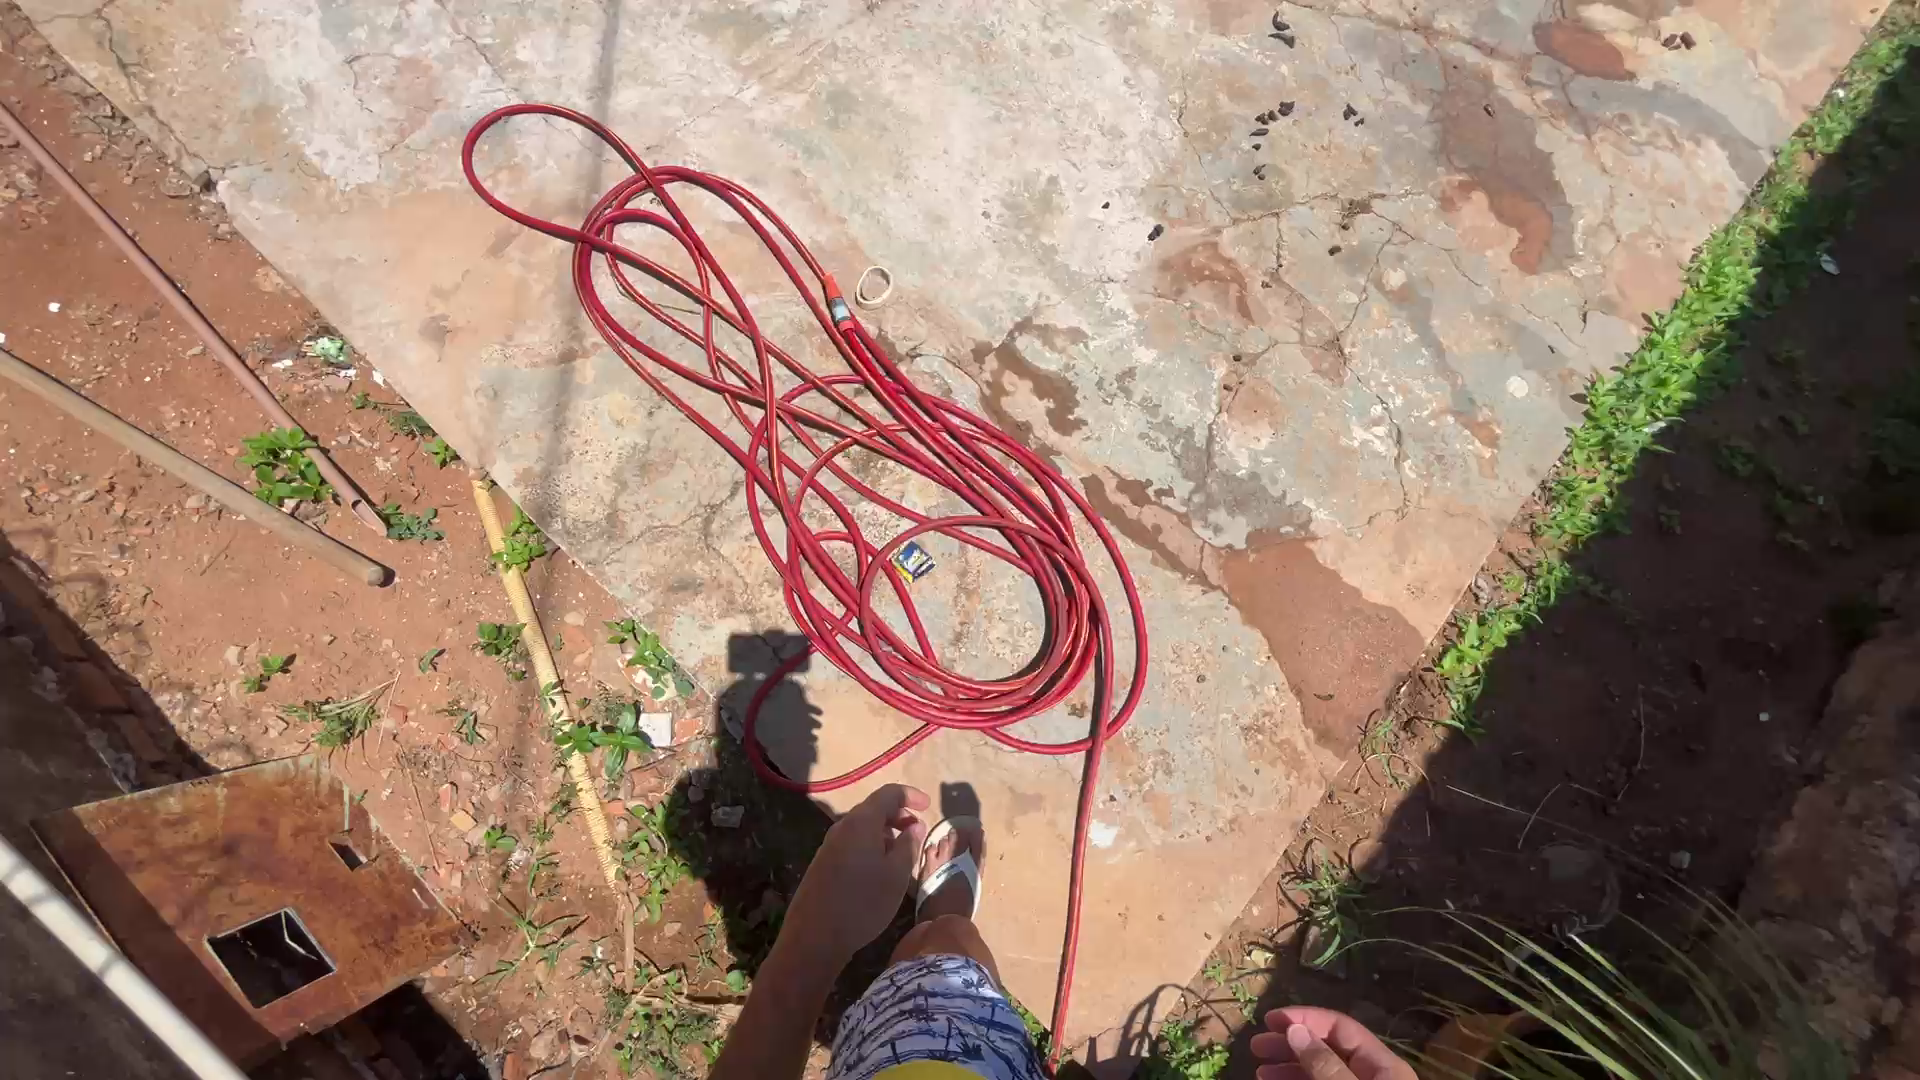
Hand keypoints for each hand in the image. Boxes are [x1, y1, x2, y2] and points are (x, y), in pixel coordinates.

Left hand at [784, 784, 929, 961]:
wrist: (814, 938)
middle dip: (898, 816)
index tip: (928, 806)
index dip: (911, 795)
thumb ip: (909, 844)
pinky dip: (870, 846)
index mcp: (861, 822)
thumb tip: (915, 825)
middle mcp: (842, 827)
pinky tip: (878, 872)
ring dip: (885, 833)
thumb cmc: (863, 903)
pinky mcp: (822, 864)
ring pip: (862, 828)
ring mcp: (829, 846)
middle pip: (874, 809)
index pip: (889, 793)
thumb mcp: (897, 875)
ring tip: (901, 854)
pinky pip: (852, 844)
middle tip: (917, 831)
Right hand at [1249, 1007, 1415, 1079]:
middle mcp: (1373, 1076)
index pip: (1339, 1025)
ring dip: (1289, 1068)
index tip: (1271, 1020)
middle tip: (1257, 1047)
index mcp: (1384, 1066)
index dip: (1304, 1017)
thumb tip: (1294, 1028)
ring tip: (1261, 1073)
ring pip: (1321, 1072)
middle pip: (1327, 1048)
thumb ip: (1325, 1065)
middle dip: (1290, 1044)